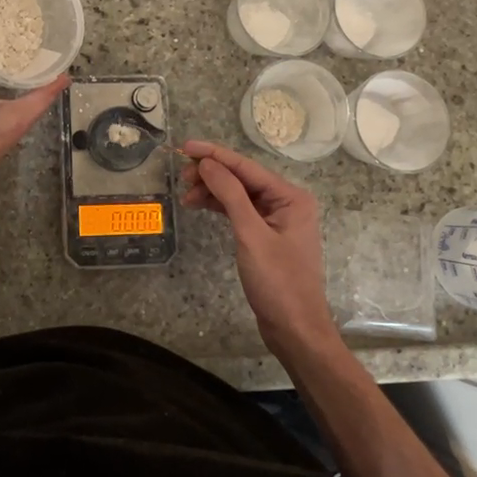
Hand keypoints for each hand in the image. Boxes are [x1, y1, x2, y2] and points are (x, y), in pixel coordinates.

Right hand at [181, 140, 337, 356]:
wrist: (295, 329)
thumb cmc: (277, 282)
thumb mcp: (251, 235)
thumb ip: (230, 195)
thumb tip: (207, 164)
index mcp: (291, 197)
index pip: (246, 166)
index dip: (214, 155)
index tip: (185, 146)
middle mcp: (287, 202)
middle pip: (243, 178)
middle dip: (212, 174)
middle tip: (180, 176)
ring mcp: (278, 220)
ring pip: (239, 194)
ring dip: (213, 191)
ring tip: (185, 194)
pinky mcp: (267, 236)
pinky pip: (241, 211)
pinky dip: (220, 207)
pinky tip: (201, 205)